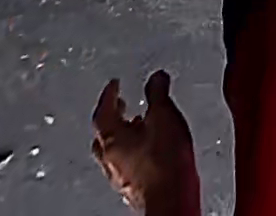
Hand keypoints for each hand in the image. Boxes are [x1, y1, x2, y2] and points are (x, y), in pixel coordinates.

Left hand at [91, 71, 198, 214]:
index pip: (103, 111)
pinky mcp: (133, 188)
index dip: (109, 94)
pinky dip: (133, 149)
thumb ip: (158, 92)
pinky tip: (148, 147)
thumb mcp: (164, 113)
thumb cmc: (164, 161)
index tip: (114, 84)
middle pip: (104, 133)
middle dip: (113, 115)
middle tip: (120, 102)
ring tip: (137, 122)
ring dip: (123, 133)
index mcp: (112, 138)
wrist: (172, 199)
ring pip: (114, 150)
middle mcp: (111, 159)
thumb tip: (156, 78)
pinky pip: (126, 163)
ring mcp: (121, 176)